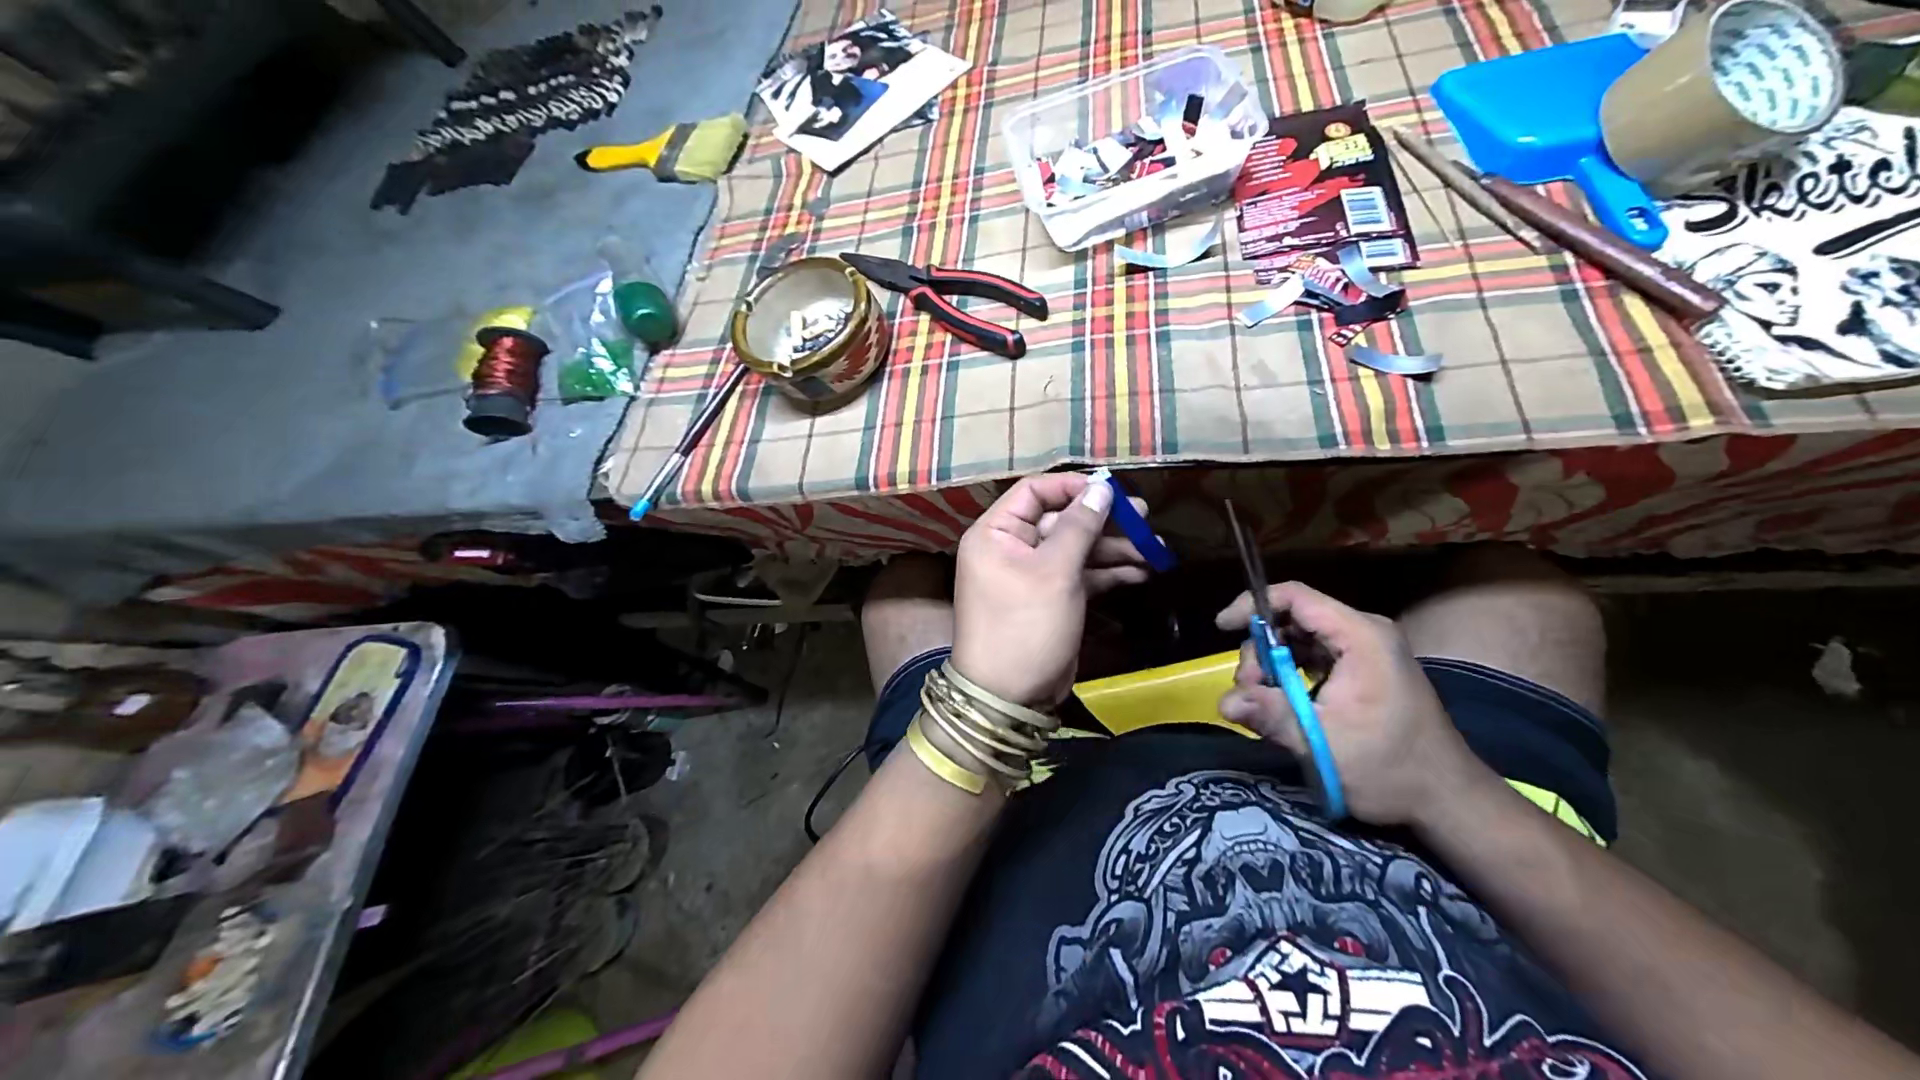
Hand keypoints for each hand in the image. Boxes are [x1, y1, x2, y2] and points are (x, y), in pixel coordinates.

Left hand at [952, 473, 1147, 707]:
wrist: (1010, 697)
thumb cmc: (1025, 626)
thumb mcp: (1054, 573)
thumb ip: (1079, 526)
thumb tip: (1101, 488)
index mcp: (996, 533)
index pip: (1034, 492)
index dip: (1074, 487)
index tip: (1113, 490)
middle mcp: (1011, 548)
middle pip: (1061, 520)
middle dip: (1104, 521)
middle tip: (1145, 518)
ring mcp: (1032, 575)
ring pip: (1076, 549)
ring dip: (1114, 550)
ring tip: (1155, 551)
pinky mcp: (1051, 598)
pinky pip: (1081, 575)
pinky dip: (1108, 574)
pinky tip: (1141, 573)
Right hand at [1214, 582, 1490, 826]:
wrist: (1447, 798)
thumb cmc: (1390, 768)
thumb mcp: (1324, 744)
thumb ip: (1273, 717)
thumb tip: (1226, 703)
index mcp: (1360, 637)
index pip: (1295, 597)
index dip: (1253, 605)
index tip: (1221, 627)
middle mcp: (1363, 633)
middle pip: (1291, 619)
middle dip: (1260, 651)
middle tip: (1251, 692)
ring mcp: (1364, 651)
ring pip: (1297, 639)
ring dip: (1272, 666)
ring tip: (1267, 705)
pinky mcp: (1362, 669)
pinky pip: (1312, 656)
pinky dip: (1289, 674)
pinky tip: (1285, 704)